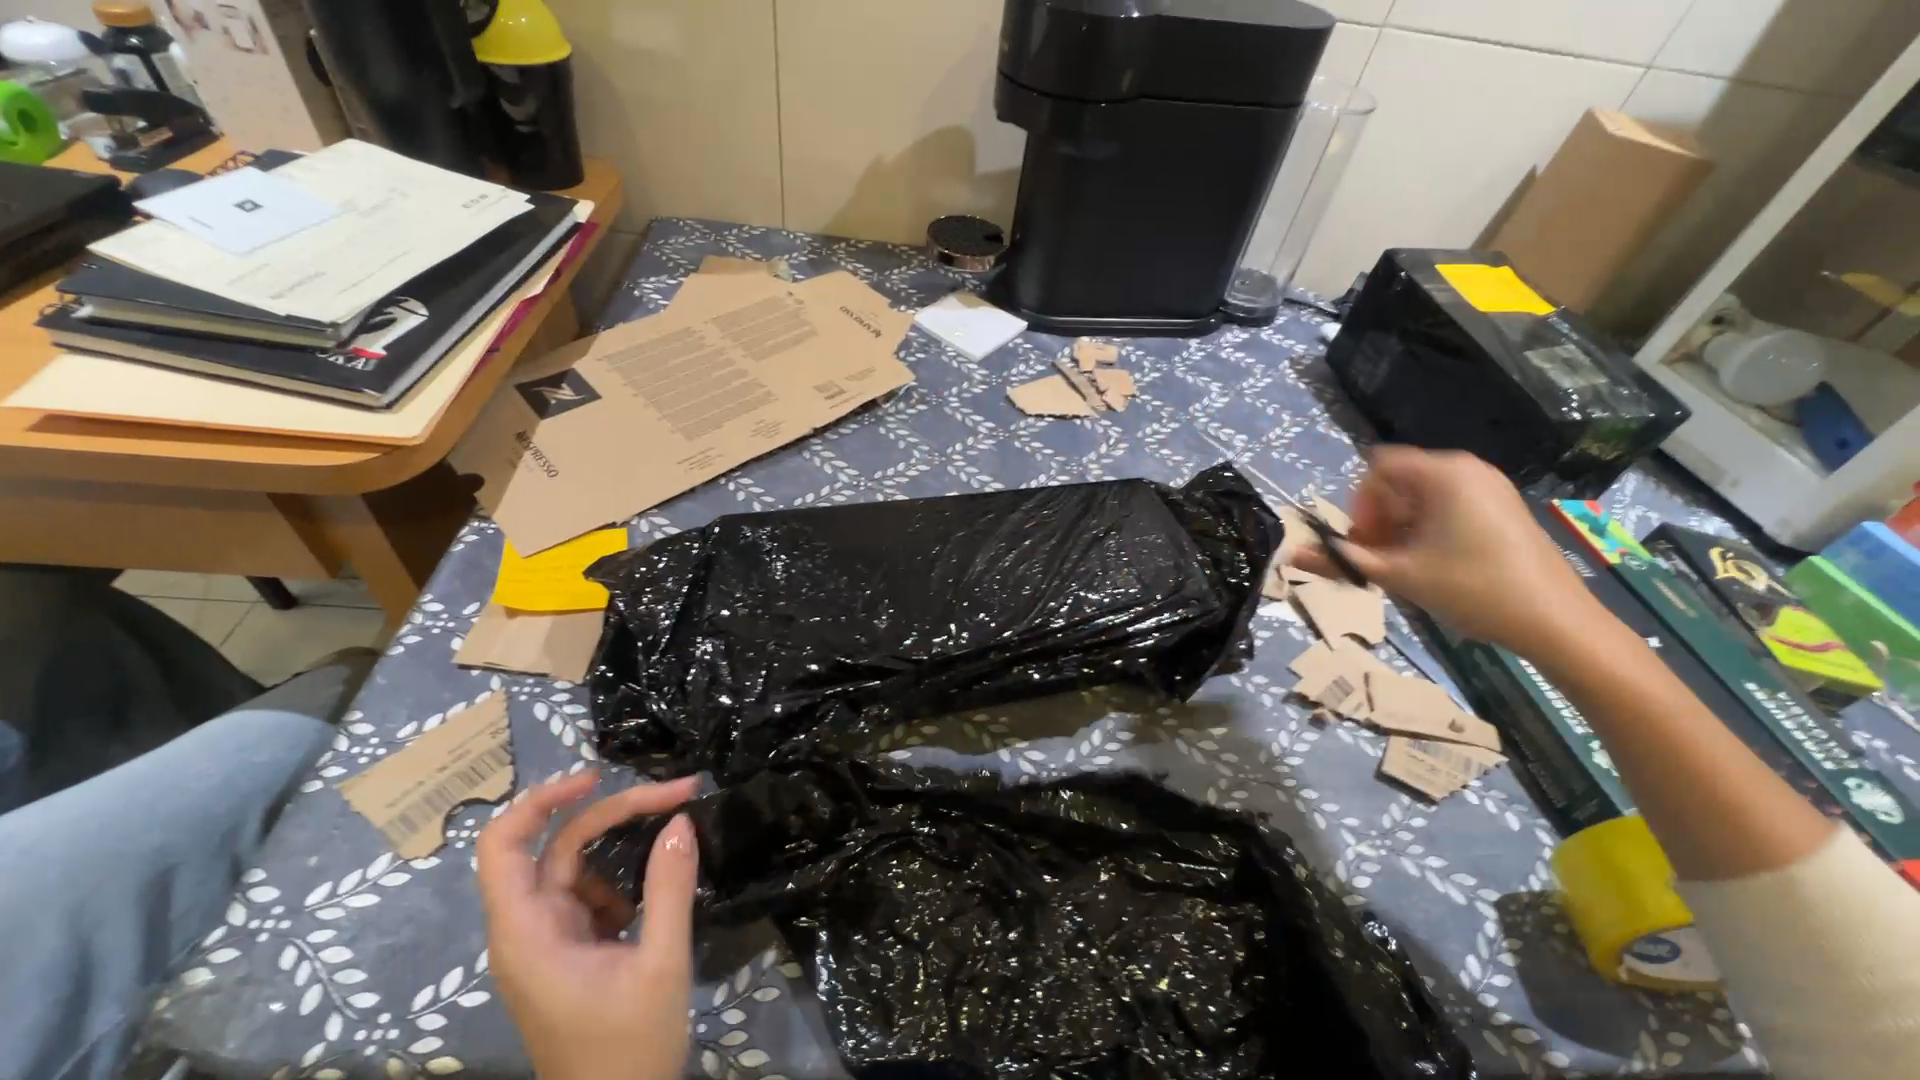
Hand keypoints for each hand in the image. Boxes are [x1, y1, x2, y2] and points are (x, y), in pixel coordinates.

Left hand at [477, 771, 700, 1079]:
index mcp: (527, 934)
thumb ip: (669, 890)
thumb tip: (681, 820)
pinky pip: (592, 896)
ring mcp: (549, 942)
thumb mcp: (661, 965)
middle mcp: (528, 930)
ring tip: (676, 829)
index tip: (597, 778)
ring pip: (576, 868)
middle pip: (554, 848)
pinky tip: (661, 884)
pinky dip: (626, 880)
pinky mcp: (571, 952)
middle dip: (612, 813)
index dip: (540, 801)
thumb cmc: (630, 1050)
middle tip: (677, 795)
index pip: (503, 847)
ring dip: (622, 845)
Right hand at [1291, 445, 1600, 651]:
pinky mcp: (1503, 508)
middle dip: (1378, 518)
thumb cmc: (1473, 589)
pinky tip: (1432, 565)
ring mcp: (1489, 487)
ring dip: (1400, 527)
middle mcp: (1467, 469)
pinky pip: (1448, 506)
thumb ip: (1341, 561)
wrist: (1556, 621)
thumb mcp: (1398, 576)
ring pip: (1422, 496)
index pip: (1378, 466)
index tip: (1363, 541)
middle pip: (1399, 480)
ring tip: (1403, 567)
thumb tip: (1291, 556)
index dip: (1360, 503)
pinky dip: (1427, 529)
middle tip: (1378, 559)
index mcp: (1443, 473)